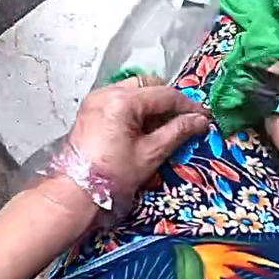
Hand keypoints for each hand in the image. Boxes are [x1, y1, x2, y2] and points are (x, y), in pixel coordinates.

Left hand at [65, 76, 211, 198]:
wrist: (74, 192)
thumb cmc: (112, 175)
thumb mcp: (150, 154)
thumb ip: (177, 132)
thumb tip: (201, 120)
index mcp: (122, 101)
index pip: (164, 94)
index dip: (188, 105)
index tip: (204, 116)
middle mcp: (107, 92)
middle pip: (149, 85)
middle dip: (169, 102)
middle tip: (184, 121)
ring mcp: (97, 98)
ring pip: (135, 90)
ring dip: (153, 104)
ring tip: (165, 128)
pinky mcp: (91, 108)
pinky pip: (121, 99)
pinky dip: (136, 109)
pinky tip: (145, 129)